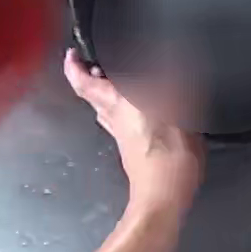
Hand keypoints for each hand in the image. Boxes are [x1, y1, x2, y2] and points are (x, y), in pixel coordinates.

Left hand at [63, 49, 204, 218]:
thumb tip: (168, 67)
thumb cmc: (169, 155)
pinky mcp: (128, 146)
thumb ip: (172, 85)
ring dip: (103, 91)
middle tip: (96, 60)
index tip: (71, 54)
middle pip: (91, 93)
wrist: (162, 197)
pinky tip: (135, 103)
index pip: (84, 83)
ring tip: (115, 77)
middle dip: (91, 75)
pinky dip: (118, 106)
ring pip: (102, 107)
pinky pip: (116, 118)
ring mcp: (119, 134)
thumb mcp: (179, 109)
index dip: (73, 67)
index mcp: (118, 103)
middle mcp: (113, 117)